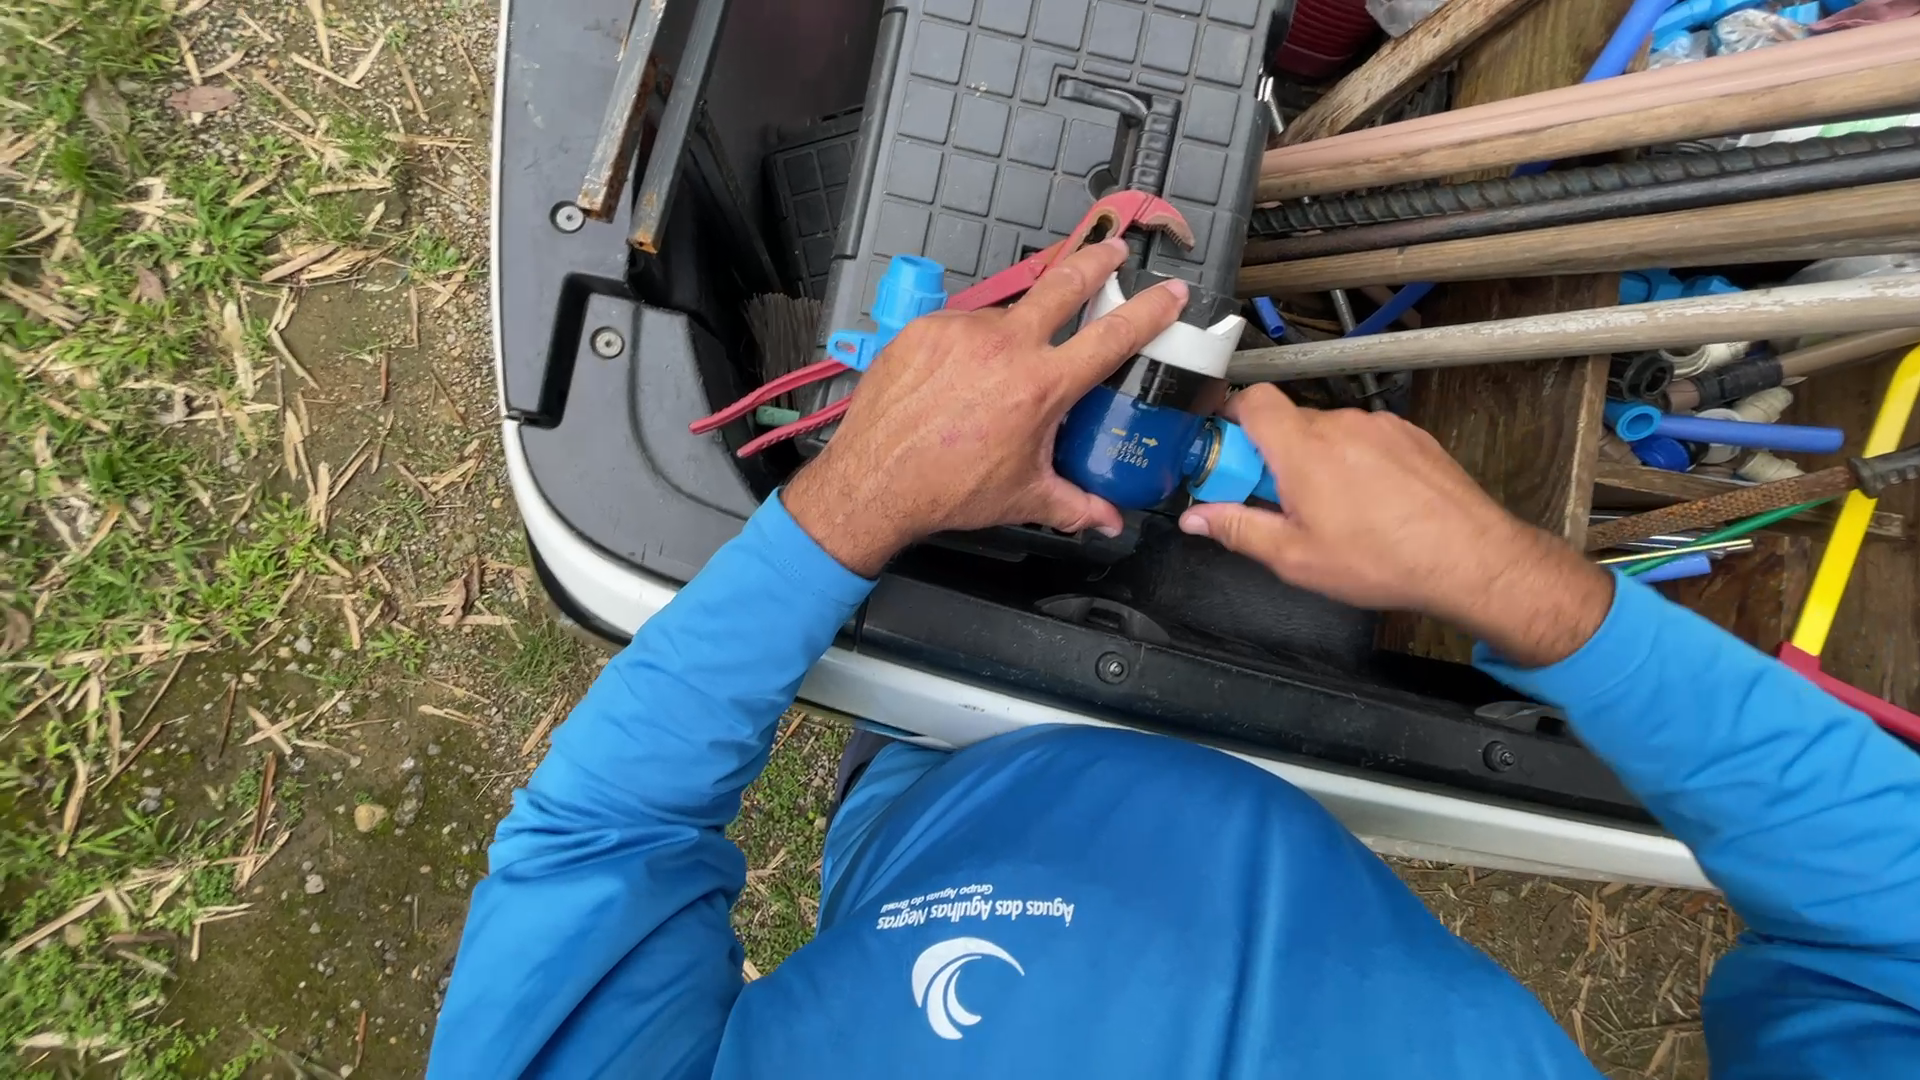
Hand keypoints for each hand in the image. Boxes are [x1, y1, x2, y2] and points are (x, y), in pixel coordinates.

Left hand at [784, 239, 1188, 576]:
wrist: (874, 482)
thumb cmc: (949, 490)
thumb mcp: (1024, 498)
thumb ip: (1078, 506)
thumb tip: (1112, 521)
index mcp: (1040, 386)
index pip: (1112, 336)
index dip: (1149, 310)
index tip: (1169, 292)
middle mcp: (1005, 346)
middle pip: (1065, 284)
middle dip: (1097, 260)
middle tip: (1113, 251)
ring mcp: (961, 331)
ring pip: (1007, 315)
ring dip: (1018, 329)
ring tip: (1003, 369)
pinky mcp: (925, 328)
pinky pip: (963, 325)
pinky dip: (972, 343)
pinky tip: (963, 374)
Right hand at [1177, 386, 1613, 667]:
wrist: (1473, 560)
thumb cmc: (1380, 560)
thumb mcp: (1293, 556)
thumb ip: (1237, 528)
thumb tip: (1194, 517)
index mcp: (1303, 448)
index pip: (1253, 399)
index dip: (1231, 417)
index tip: (1227, 454)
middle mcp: (1341, 424)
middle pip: (1287, 421)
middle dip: (1271, 454)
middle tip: (1275, 498)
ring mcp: (1380, 426)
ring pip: (1326, 431)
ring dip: (1313, 459)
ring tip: (1327, 507)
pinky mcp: (1410, 435)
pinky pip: (1362, 437)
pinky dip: (1350, 460)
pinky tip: (1366, 501)